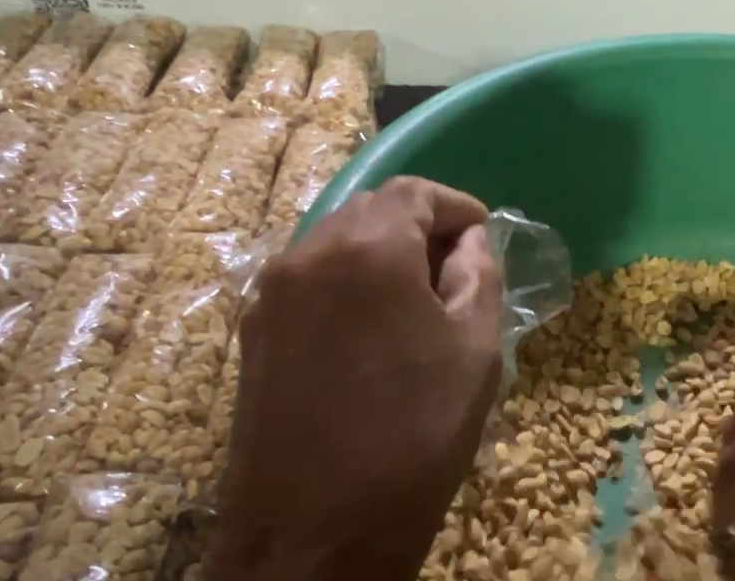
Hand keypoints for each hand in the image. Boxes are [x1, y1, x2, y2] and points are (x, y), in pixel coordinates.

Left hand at [208, 177, 502, 580]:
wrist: (312, 541)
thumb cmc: (413, 436)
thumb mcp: (475, 348)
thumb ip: (479, 274)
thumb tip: (469, 242)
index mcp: (368, 248)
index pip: (415, 192)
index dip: (456, 206)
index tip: (482, 236)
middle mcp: (309, 254)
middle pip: (371, 209)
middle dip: (417, 226)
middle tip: (454, 268)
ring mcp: (271, 294)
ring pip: (336, 242)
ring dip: (379, 253)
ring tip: (414, 302)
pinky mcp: (252, 333)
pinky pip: (309, 280)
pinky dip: (346, 283)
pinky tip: (370, 331)